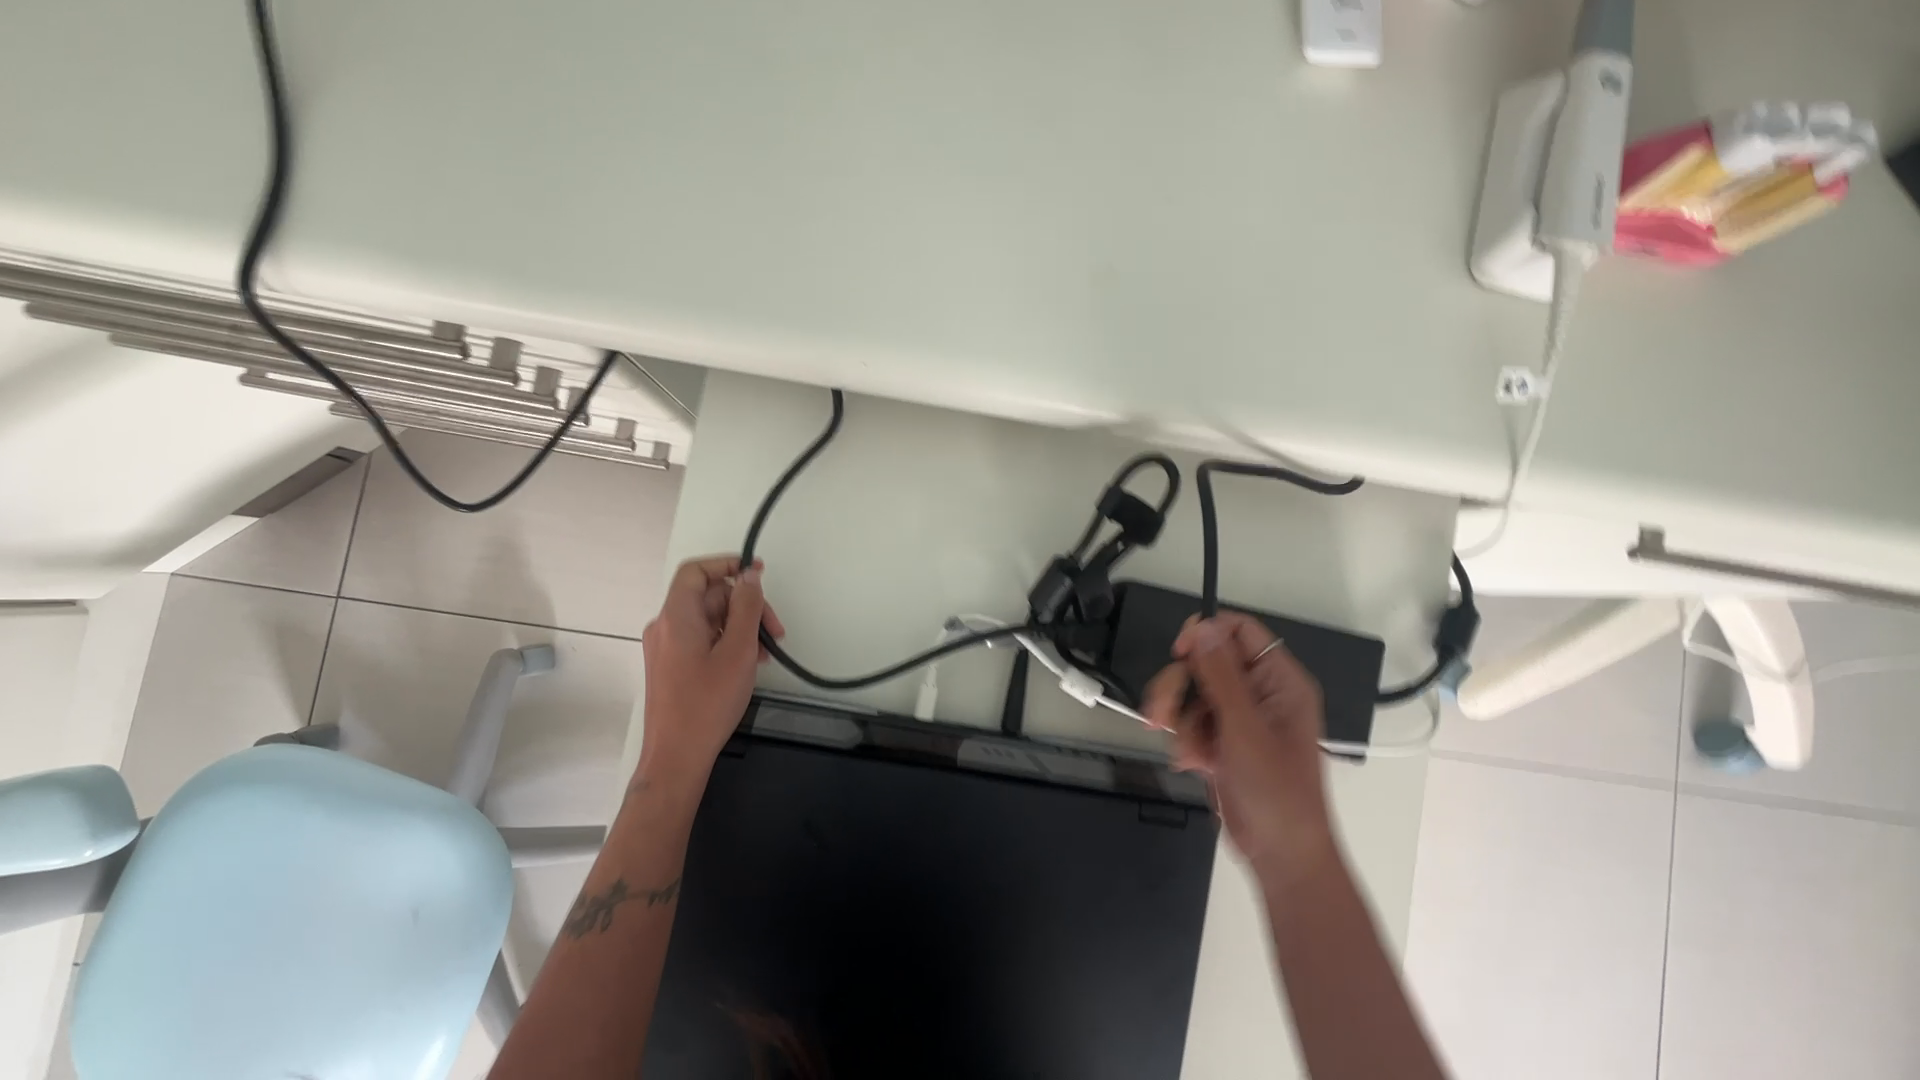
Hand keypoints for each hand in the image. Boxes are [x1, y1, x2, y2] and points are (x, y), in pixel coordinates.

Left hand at [637, 555, 784, 793]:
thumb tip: (750, 576)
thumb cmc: (708, 703)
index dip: (727, 564)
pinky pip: (701, 639)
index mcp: (676, 617)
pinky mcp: (670, 666)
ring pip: (708, 620)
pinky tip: (748, 663)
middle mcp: (665, 626)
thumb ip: (747, 608)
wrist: (677, 756)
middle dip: (745, 606)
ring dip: (740, 627)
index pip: (696, 571)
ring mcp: (665, 648)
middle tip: (776, 630)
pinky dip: (726, 642)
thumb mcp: (738, 651)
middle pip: (708, 596)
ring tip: (767, 652)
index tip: (758, 574)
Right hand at [1143, 614, 1335, 884]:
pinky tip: (1191, 764)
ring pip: (1192, 695)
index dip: (1205, 635)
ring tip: (1185, 752)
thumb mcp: (1244, 729)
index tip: (1178, 655)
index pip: (1239, 631)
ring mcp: (1240, 719)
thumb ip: (1221, 675)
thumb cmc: (1275, 792)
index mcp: (1280, 681)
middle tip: (1161, 715)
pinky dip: (1185, 741)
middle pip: (1205, 663)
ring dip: (1180, 721)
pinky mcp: (1223, 742)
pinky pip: (1191, 724)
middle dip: (1179, 689)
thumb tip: (1202, 627)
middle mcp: (1260, 693)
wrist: (1280, 855)